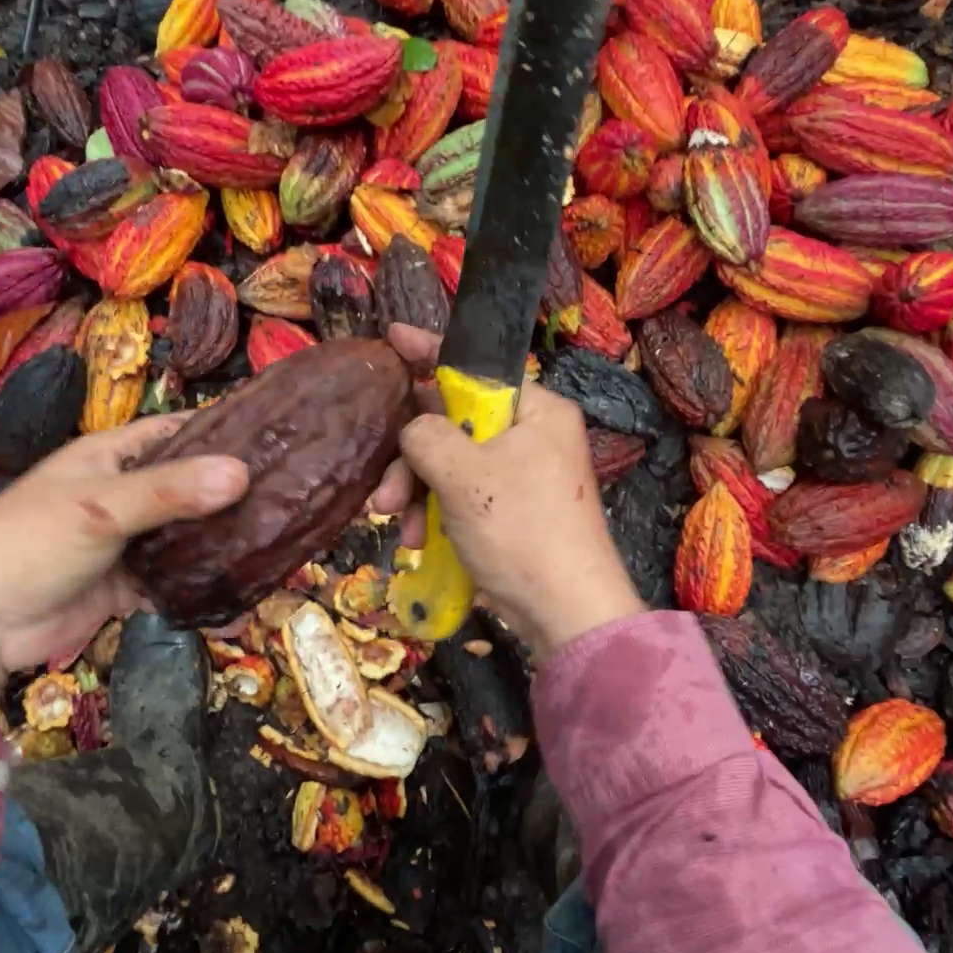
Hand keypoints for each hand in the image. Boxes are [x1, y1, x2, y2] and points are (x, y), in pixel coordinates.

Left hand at [0, 414, 249, 703]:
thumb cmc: (26, 543)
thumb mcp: (100, 507)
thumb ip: (170, 491)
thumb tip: (242, 474)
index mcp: (111, 457)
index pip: (177, 432)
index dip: (222, 431)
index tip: (274, 438)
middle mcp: (123, 493)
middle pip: (189, 488)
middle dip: (231, 497)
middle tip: (288, 501)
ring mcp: (124, 541)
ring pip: (185, 539)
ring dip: (219, 548)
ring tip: (275, 552)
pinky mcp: (123, 585)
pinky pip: (172, 585)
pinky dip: (199, 595)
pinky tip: (236, 607)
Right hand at [370, 325, 645, 660]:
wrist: (568, 615)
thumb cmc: (522, 531)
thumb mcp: (465, 476)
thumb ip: (427, 436)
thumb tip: (413, 429)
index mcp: (537, 410)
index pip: (476, 368)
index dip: (429, 351)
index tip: (390, 337)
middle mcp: (533, 435)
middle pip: (456, 424)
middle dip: (412, 458)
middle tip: (384, 493)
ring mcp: (525, 476)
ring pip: (453, 465)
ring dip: (419, 493)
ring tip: (399, 525)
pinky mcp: (514, 512)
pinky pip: (464, 496)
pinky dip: (439, 514)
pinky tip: (420, 543)